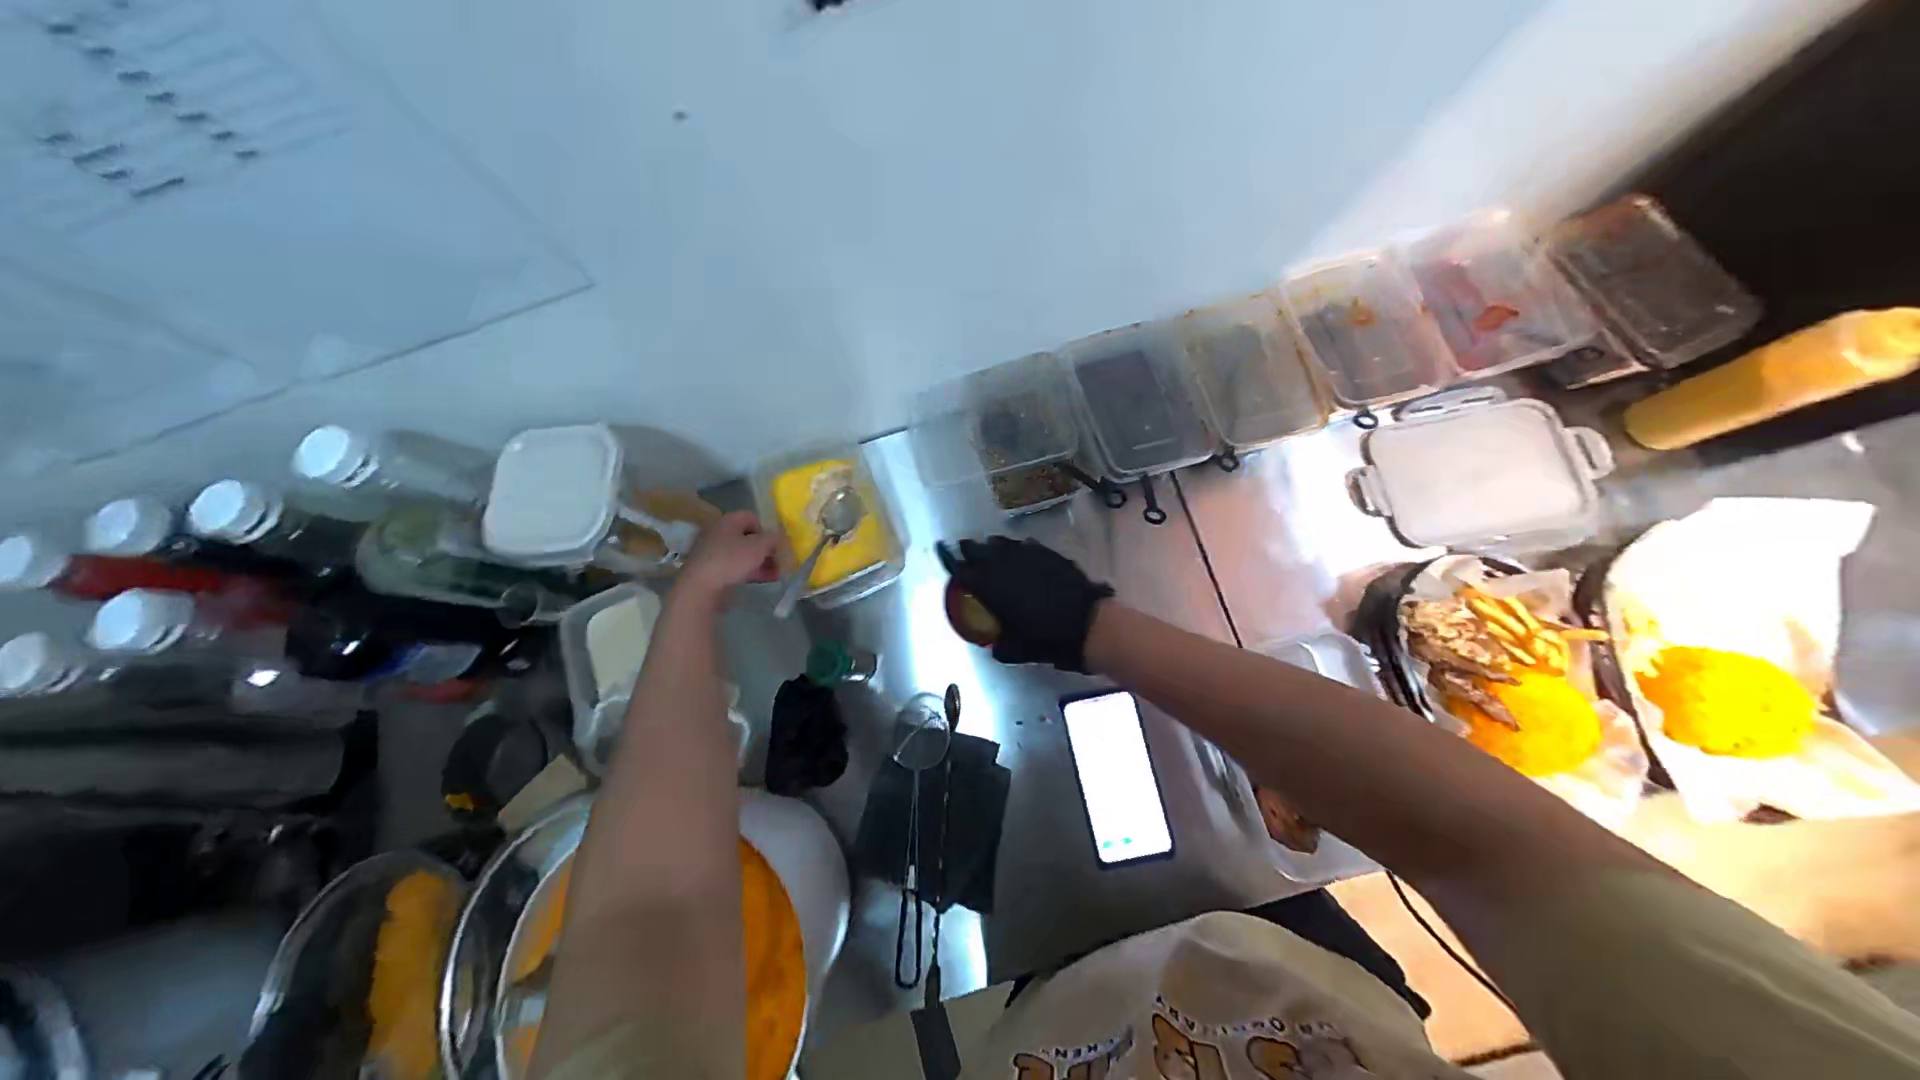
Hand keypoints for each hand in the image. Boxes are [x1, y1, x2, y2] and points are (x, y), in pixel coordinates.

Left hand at [677, 511, 778, 602]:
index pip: (753, 517)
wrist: (701, 587)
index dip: (767, 528)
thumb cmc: (731, 559)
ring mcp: (718, 553)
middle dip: (768, 548)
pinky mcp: (717, 571)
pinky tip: (768, 580)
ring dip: (764, 562)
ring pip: (746, 554)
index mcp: (729, 522)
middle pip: (750, 538)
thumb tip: (782, 536)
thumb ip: (774, 539)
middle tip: (781, 559)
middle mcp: (722, 534)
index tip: (778, 541)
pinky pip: (740, 567)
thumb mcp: (759, 546)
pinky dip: (754, 571)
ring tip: (779, 573)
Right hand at [937, 536, 1113, 671]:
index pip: (969, 574)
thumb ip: (1004, 646)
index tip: (951, 564)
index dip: (958, 568)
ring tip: (988, 545)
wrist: (1091, 627)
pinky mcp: (1051, 556)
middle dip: (972, 550)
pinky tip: (1018, 549)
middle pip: (984, 552)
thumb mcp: (1021, 650)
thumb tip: (995, 646)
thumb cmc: (1053, 641)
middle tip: (963, 548)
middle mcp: (1009, 568)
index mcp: (996, 590)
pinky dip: (1018, 547)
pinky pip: (1028, 546)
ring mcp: (1031, 558)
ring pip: (1005, 545)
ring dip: (994, 545)